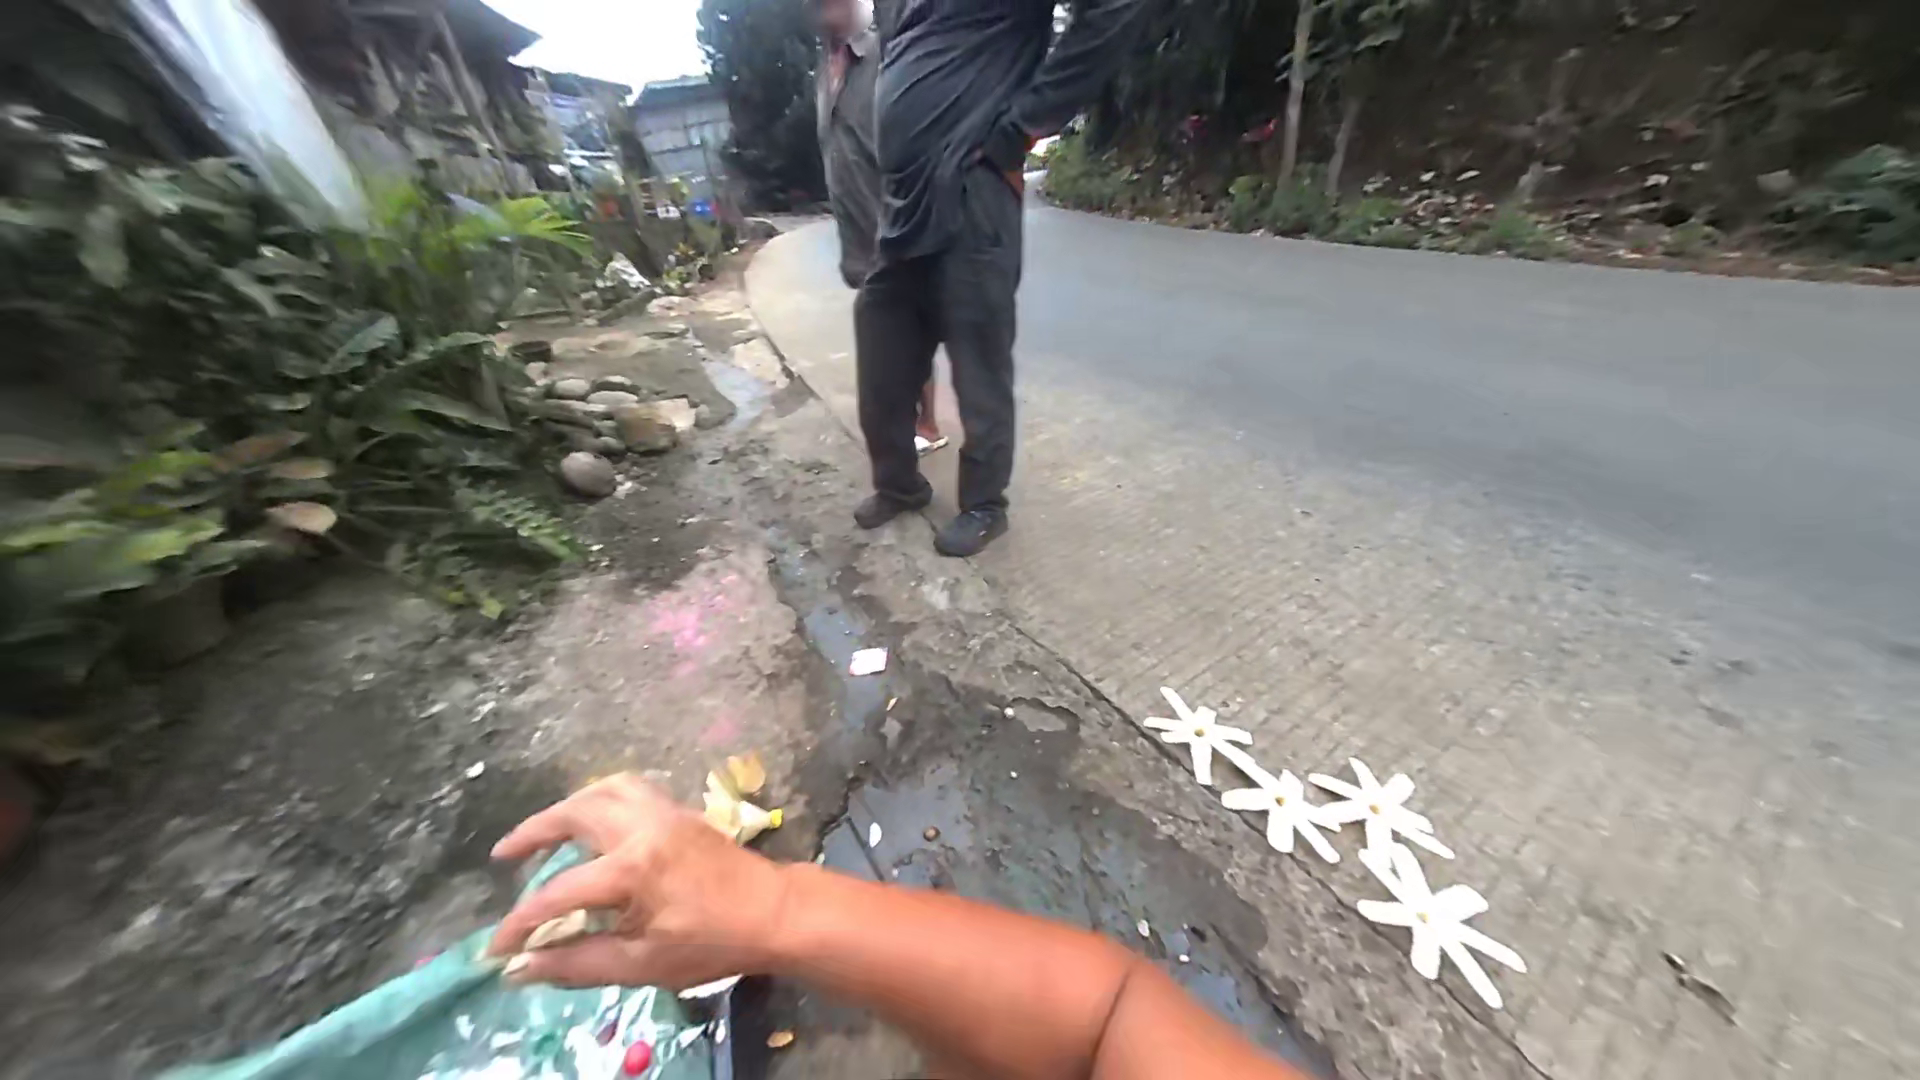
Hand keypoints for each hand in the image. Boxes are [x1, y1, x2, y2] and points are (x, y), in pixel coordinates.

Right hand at [485, 774, 790, 989]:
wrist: (770, 910)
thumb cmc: (710, 941)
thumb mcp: (640, 966)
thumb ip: (575, 963)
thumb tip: (518, 966)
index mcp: (634, 866)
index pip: (560, 892)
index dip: (521, 923)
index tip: (496, 949)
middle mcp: (647, 826)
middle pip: (580, 810)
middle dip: (537, 828)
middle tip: (506, 853)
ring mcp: (668, 812)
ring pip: (611, 787)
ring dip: (573, 803)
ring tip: (548, 830)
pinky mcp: (682, 812)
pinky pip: (634, 790)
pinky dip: (604, 799)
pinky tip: (596, 823)